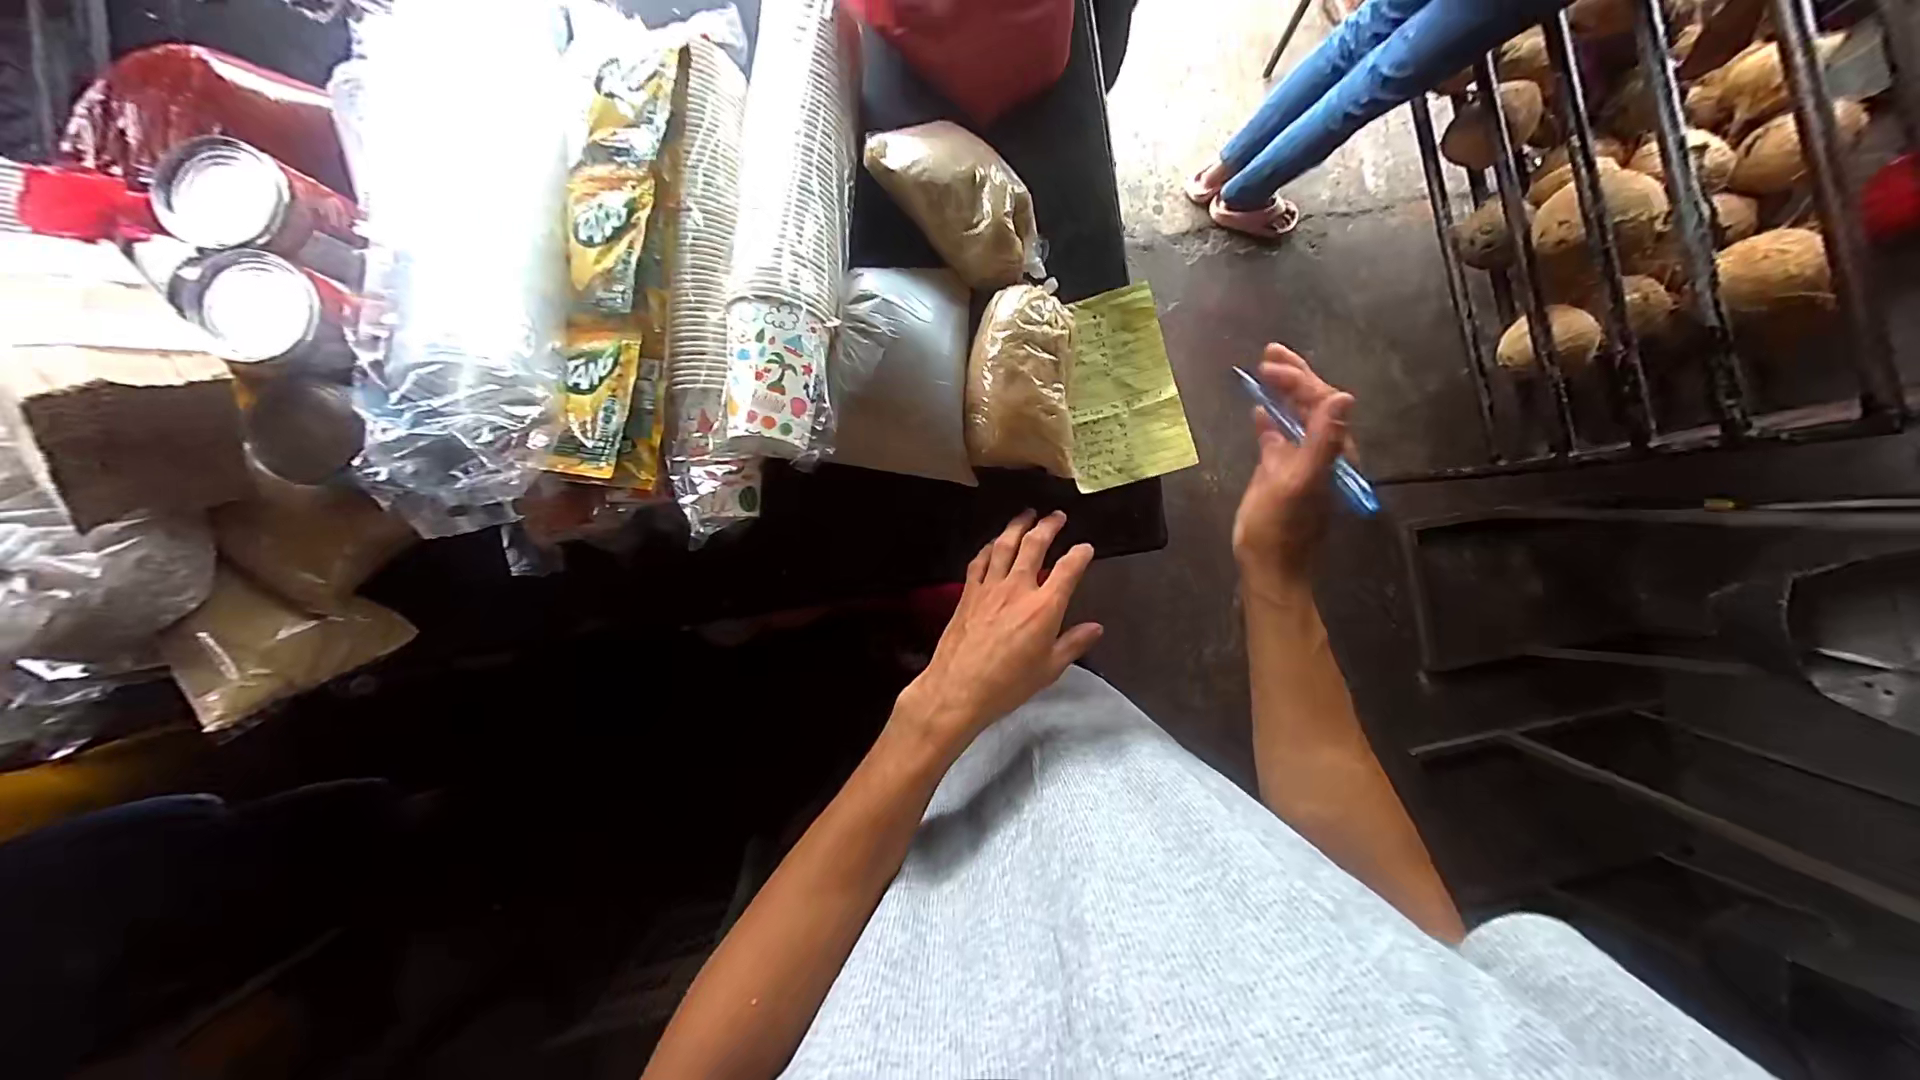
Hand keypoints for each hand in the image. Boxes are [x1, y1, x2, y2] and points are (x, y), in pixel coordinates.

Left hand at [891, 511, 1102, 759]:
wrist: (958, 688)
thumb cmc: (1008, 684)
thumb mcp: (1049, 669)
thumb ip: (1073, 644)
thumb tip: (1095, 628)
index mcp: (1044, 607)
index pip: (1068, 570)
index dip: (1080, 554)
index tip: (1086, 548)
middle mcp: (1018, 589)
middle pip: (1035, 545)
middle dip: (1048, 526)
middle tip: (1057, 516)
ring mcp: (990, 587)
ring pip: (1004, 545)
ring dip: (1017, 526)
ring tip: (1026, 514)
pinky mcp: (968, 592)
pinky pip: (979, 561)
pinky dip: (988, 547)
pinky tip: (993, 543)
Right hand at [1232, 344, 1353, 596]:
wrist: (1269, 566)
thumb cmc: (1279, 529)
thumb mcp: (1298, 483)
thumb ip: (1322, 441)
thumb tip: (1341, 397)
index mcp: (1331, 451)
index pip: (1322, 403)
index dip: (1299, 380)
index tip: (1269, 365)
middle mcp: (1321, 452)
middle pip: (1312, 404)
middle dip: (1293, 376)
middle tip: (1268, 353)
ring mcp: (1300, 463)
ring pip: (1296, 417)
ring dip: (1282, 392)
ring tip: (1264, 370)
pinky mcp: (1281, 474)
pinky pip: (1279, 438)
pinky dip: (1271, 420)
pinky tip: (1259, 409)